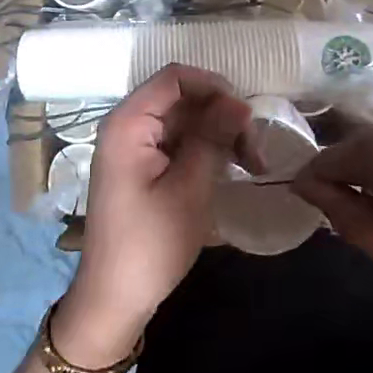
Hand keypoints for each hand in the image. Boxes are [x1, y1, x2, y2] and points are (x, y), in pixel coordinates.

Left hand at [54, 64, 249, 367]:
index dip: (214, 88)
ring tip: (252, 165)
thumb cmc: (151, 243)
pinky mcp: (140, 166)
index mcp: (127, 123)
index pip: (174, 78)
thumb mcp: (189, 189)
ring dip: (217, 134)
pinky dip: (203, 149)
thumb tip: (239, 101)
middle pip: (180, 98)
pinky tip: (229, 169)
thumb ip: (211, 139)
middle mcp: (125, 125)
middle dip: (221, 115)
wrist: (115, 293)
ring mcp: (131, 146)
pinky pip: (175, 142)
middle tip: (256, 153)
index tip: (249, 119)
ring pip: (182, 120)